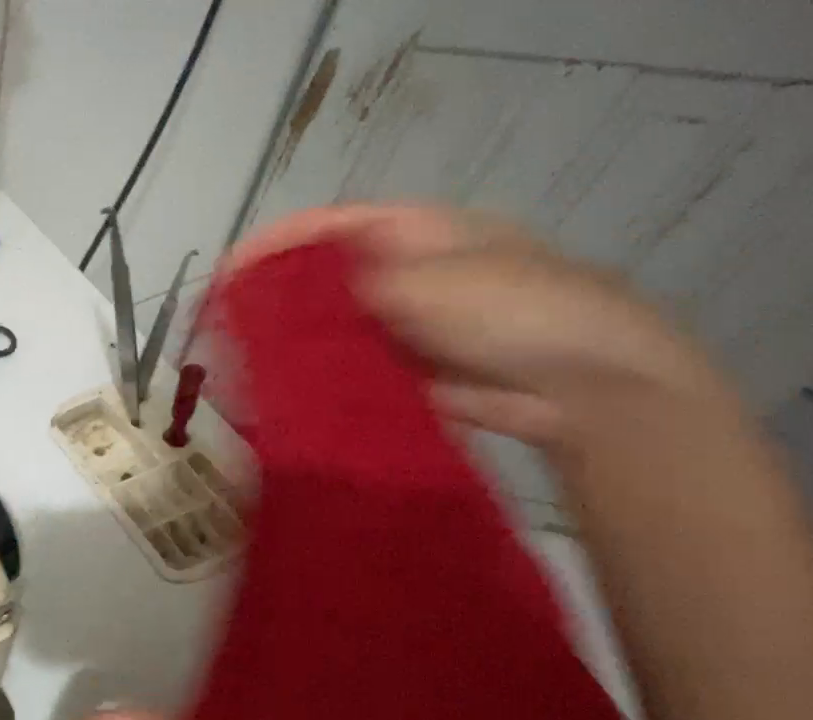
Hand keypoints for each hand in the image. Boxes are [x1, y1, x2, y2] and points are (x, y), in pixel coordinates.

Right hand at [225, 204, 716, 445]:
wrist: (588, 385)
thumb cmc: (521, 310)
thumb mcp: (436, 281)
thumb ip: (356, 288)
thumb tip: (288, 303)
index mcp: (415, 234)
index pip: (331, 227)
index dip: (275, 244)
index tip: (227, 272)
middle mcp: (402, 276)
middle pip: (321, 283)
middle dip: (272, 302)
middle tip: (223, 328)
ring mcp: (402, 329)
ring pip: (329, 333)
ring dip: (289, 349)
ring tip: (240, 368)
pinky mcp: (402, 377)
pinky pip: (346, 375)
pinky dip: (316, 384)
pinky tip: (281, 399)